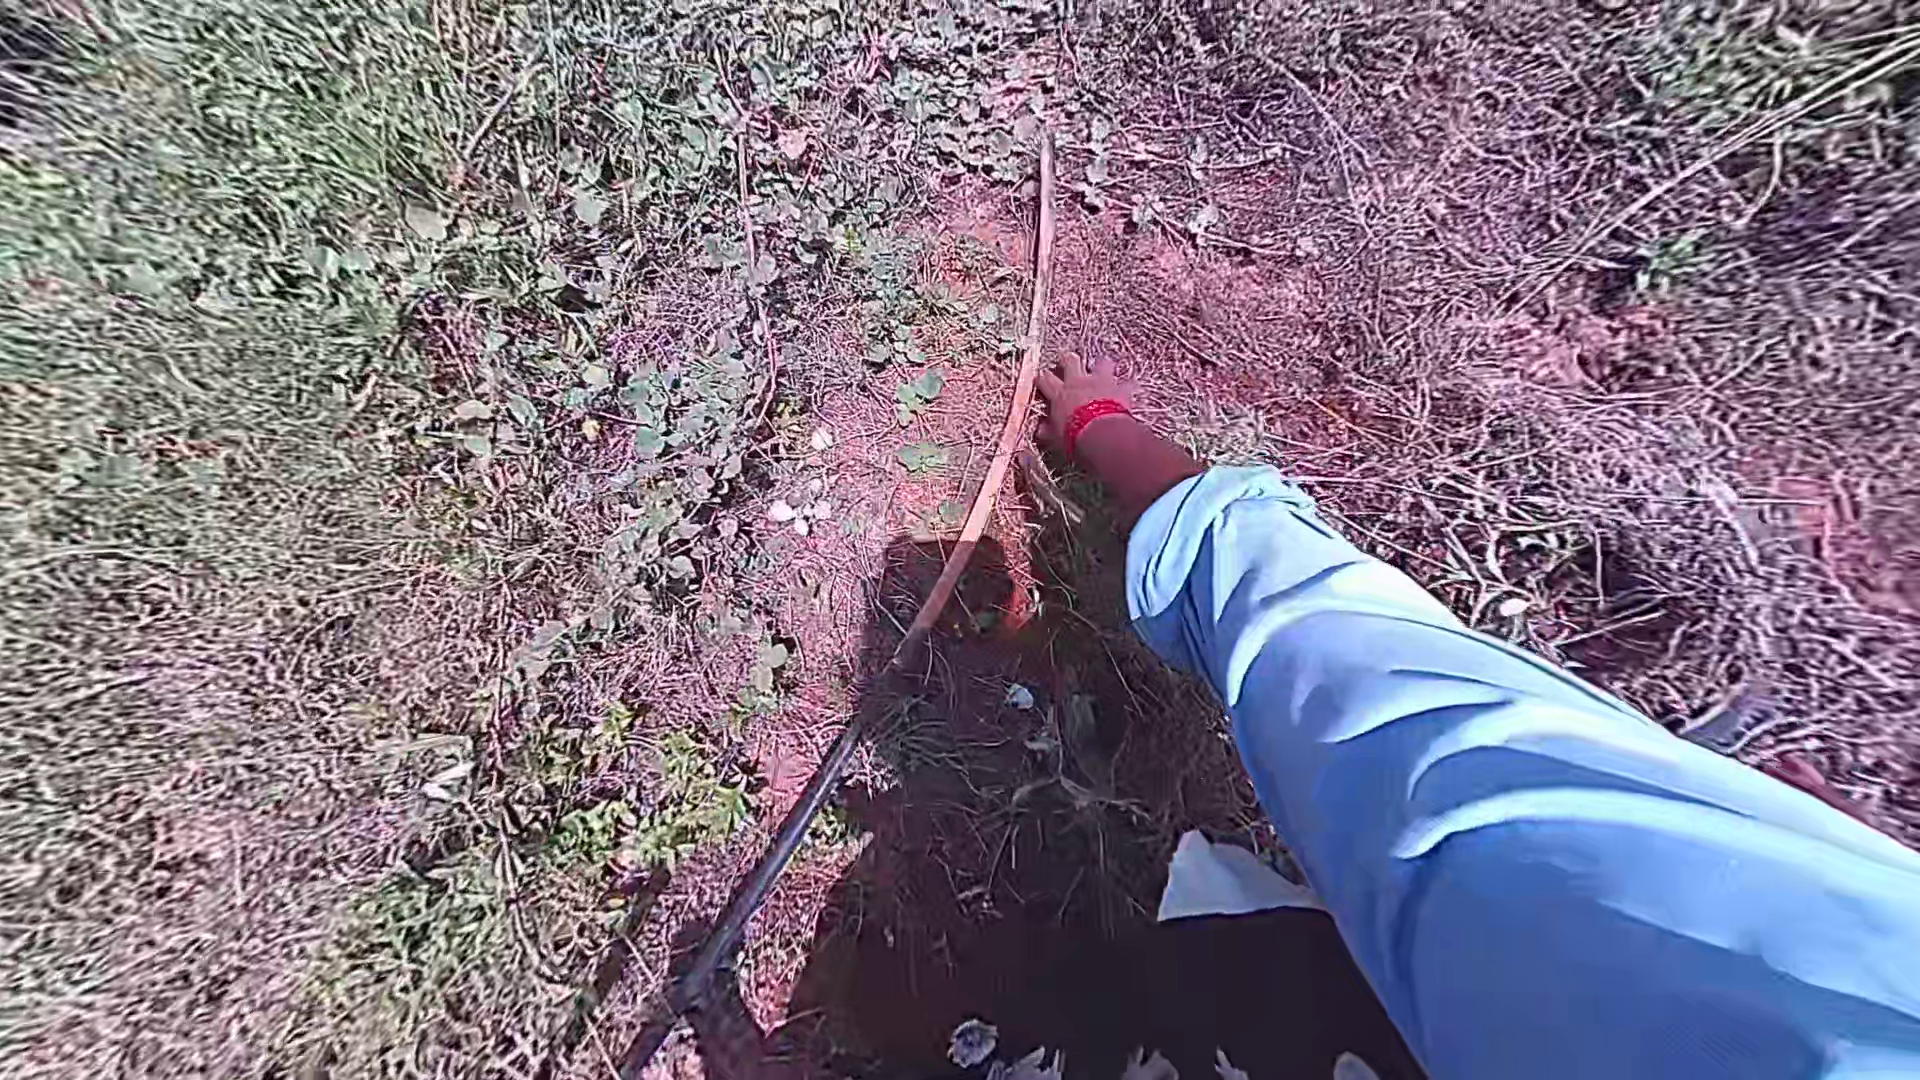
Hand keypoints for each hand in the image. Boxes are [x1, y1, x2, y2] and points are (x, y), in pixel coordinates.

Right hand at [1034, 348, 1135, 452]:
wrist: (1101, 434)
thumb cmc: (1074, 436)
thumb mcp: (1055, 437)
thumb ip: (1048, 431)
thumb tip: (1040, 431)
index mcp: (1059, 394)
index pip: (1045, 379)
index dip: (1041, 378)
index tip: (1040, 380)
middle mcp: (1078, 383)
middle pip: (1070, 361)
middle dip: (1066, 359)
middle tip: (1065, 360)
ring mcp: (1100, 382)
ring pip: (1101, 363)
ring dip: (1100, 365)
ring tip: (1100, 368)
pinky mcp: (1119, 389)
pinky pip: (1126, 383)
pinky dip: (1126, 386)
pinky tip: (1127, 389)